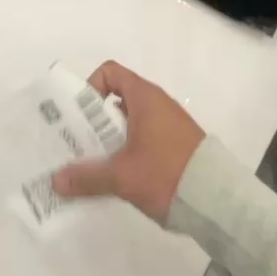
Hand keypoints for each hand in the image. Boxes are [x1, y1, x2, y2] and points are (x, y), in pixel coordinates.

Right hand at [50, 60, 204, 221]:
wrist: (221, 202)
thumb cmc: (168, 174)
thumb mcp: (123, 176)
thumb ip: (88, 177)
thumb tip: (56, 181)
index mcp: (144, 97)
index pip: (109, 73)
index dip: (90, 88)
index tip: (79, 116)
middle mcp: (157, 104)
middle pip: (115, 101)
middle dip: (94, 121)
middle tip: (77, 145)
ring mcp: (169, 126)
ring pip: (129, 123)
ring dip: (111, 140)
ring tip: (96, 165)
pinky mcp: (178, 147)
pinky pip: (144, 139)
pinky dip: (129, 151)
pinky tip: (121, 178)